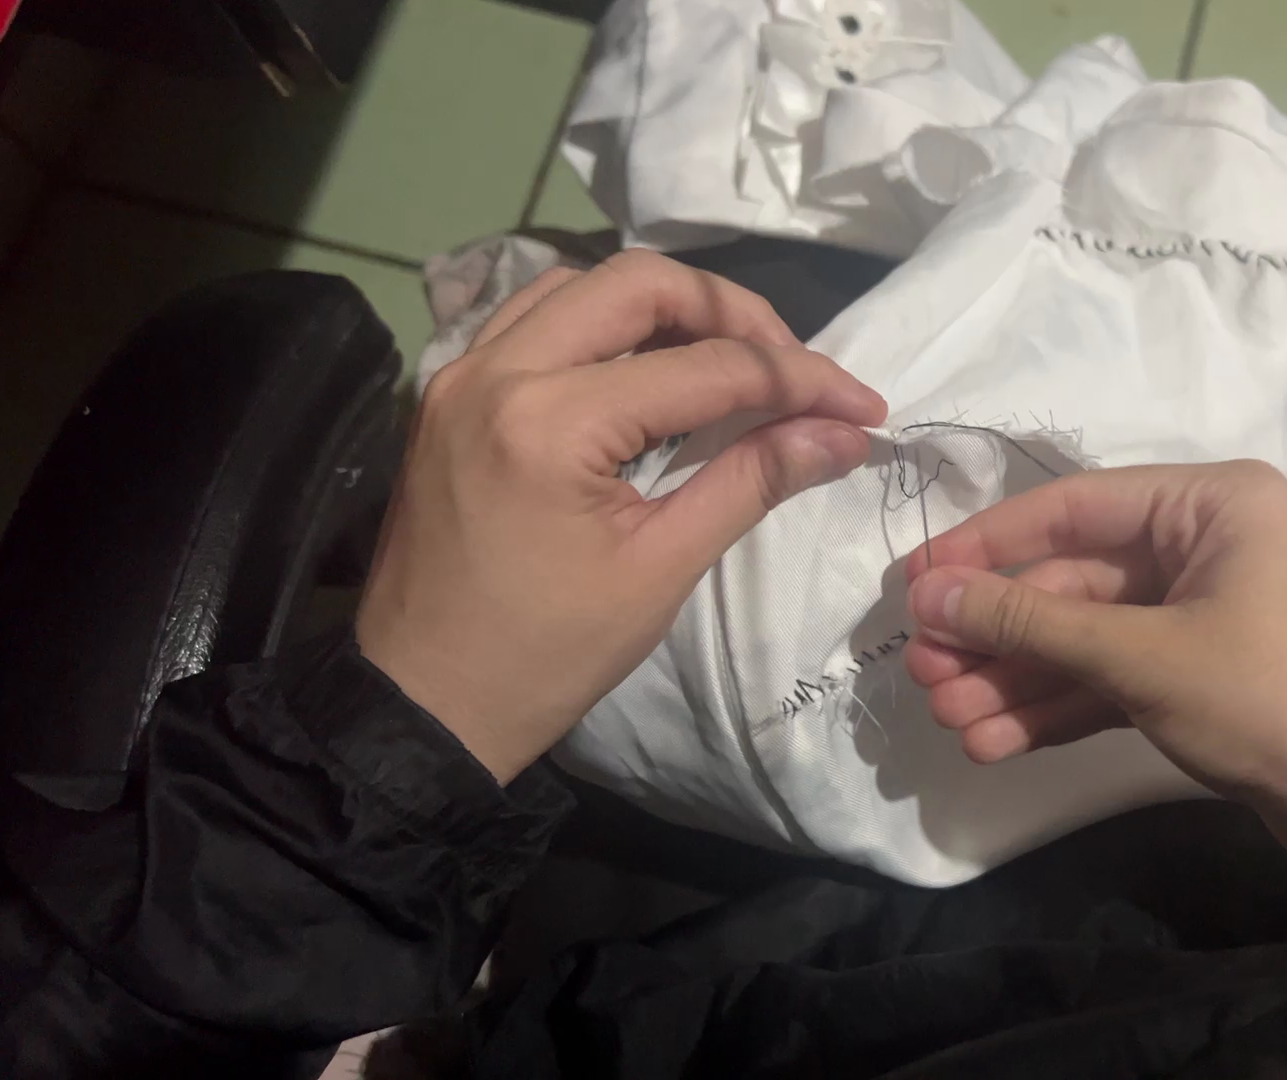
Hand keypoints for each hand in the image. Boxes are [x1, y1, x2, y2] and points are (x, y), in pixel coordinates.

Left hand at [357, 251, 886, 782]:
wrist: (425, 701)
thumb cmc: (552, 652)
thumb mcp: (665, 568)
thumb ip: (755, 482)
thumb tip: (844, 435)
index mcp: (552, 423)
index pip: (708, 369)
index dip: (801, 380)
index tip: (862, 406)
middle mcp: (498, 369)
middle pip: (642, 284)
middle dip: (739, 316)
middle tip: (793, 371)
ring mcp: (464, 371)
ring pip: (587, 286)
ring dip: (673, 310)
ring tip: (732, 363)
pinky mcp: (455, 389)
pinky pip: (543, 318)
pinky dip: (612, 325)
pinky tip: (649, 368)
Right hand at [901, 461, 1286, 893]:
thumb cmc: (1277, 703)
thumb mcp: (1143, 656)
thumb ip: (1031, 621)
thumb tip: (930, 595)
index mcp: (1205, 504)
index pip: (1069, 508)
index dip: (985, 544)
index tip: (916, 580)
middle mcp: (1195, 546)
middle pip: (1067, 582)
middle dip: (995, 633)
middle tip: (923, 671)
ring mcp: (1190, 613)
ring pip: (1079, 637)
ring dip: (1014, 679)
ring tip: (948, 718)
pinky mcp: (1188, 673)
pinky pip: (1106, 677)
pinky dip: (1054, 707)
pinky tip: (993, 740)